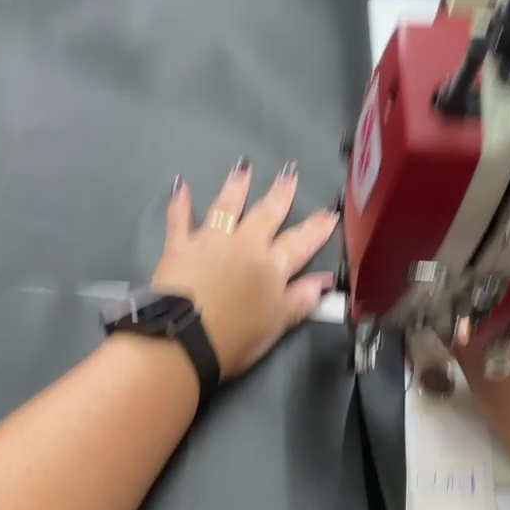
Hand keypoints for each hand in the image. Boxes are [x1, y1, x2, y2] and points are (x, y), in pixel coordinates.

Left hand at [154, 160, 338, 378]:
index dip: (316, 229)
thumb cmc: (233, 340)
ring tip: (243, 168)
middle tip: (289, 175)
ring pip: (226, 207)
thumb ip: (300, 301)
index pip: (300, 243)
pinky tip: (181, 187)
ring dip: (236, 187)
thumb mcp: (275, 326)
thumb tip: (323, 282)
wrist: (182, 340)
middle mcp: (244, 245)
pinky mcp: (179, 247)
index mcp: (272, 267)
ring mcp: (210, 242)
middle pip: (266, 215)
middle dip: (280, 195)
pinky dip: (180, 204)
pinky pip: (179, 220)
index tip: (330, 213)